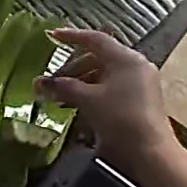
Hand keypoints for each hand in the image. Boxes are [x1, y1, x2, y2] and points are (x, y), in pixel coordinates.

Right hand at [36, 28, 180, 171]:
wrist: (149, 150)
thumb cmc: (119, 117)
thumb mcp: (86, 98)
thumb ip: (61, 86)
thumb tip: (38, 82)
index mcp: (126, 60)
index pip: (95, 40)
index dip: (72, 36)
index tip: (51, 36)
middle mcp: (135, 67)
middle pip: (97, 57)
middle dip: (71, 67)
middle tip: (51, 79)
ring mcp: (138, 83)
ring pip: (101, 73)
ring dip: (77, 81)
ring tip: (59, 94)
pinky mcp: (136, 98)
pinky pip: (107, 85)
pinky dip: (89, 90)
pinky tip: (74, 102)